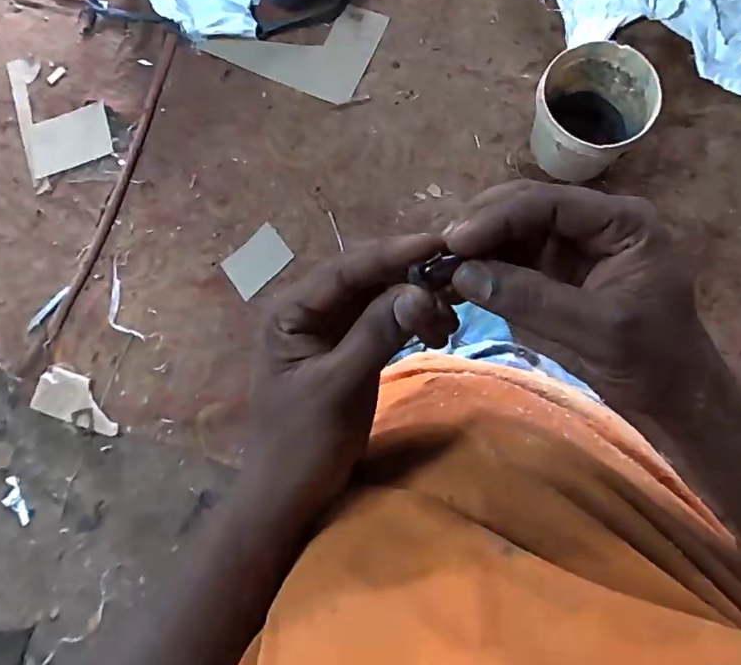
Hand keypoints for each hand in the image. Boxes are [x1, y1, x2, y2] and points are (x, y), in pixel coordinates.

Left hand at [245, 233, 450, 517]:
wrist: (288, 496)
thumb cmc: (301, 443)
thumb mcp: (339, 387)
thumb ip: (375, 335)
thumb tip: (418, 292)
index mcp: (289, 310)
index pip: (342, 271)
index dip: (387, 254)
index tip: (432, 244)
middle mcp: (307, 309)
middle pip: (361, 279)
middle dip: (406, 277)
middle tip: (453, 282)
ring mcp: (327, 328)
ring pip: (375, 297)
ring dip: (412, 300)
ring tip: (448, 318)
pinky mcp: (346, 346)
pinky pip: (380, 320)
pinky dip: (408, 320)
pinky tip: (436, 327)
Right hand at [441, 182, 726, 417]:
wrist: (674, 399)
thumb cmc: (653, 362)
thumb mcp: (598, 331)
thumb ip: (531, 298)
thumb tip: (461, 274)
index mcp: (621, 220)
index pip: (547, 202)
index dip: (496, 217)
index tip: (455, 241)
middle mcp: (592, 218)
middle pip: (522, 203)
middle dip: (479, 223)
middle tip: (439, 249)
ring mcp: (570, 239)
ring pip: (508, 223)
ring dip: (474, 239)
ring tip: (440, 259)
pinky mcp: (551, 262)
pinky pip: (506, 249)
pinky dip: (479, 259)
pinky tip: (455, 271)